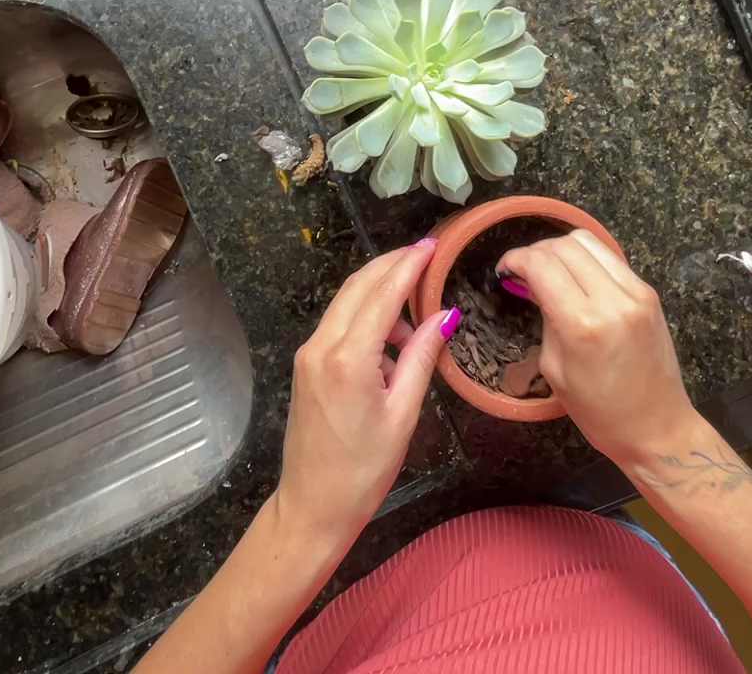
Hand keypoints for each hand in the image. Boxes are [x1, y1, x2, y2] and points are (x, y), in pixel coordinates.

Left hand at [275, 240, 454, 545]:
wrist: (311, 506)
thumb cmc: (363, 469)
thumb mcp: (403, 414)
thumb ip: (422, 357)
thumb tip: (445, 315)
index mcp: (348, 358)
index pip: (382, 294)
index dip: (409, 265)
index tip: (432, 245)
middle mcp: (321, 345)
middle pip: (358, 286)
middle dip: (391, 265)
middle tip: (426, 256)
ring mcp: (308, 352)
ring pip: (347, 301)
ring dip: (380, 292)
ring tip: (417, 313)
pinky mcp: (306, 362)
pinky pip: (339, 323)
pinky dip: (366, 315)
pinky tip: (391, 335)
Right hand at [497, 231, 700, 467]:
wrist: (658, 428)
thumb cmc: (599, 411)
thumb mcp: (554, 367)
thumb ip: (545, 316)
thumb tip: (532, 283)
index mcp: (581, 324)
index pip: (541, 264)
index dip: (515, 260)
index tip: (505, 270)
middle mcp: (611, 300)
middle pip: (562, 246)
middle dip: (534, 252)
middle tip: (523, 272)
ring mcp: (635, 292)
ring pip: (587, 241)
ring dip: (560, 249)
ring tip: (549, 269)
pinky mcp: (648, 293)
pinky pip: (609, 257)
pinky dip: (586, 258)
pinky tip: (577, 276)